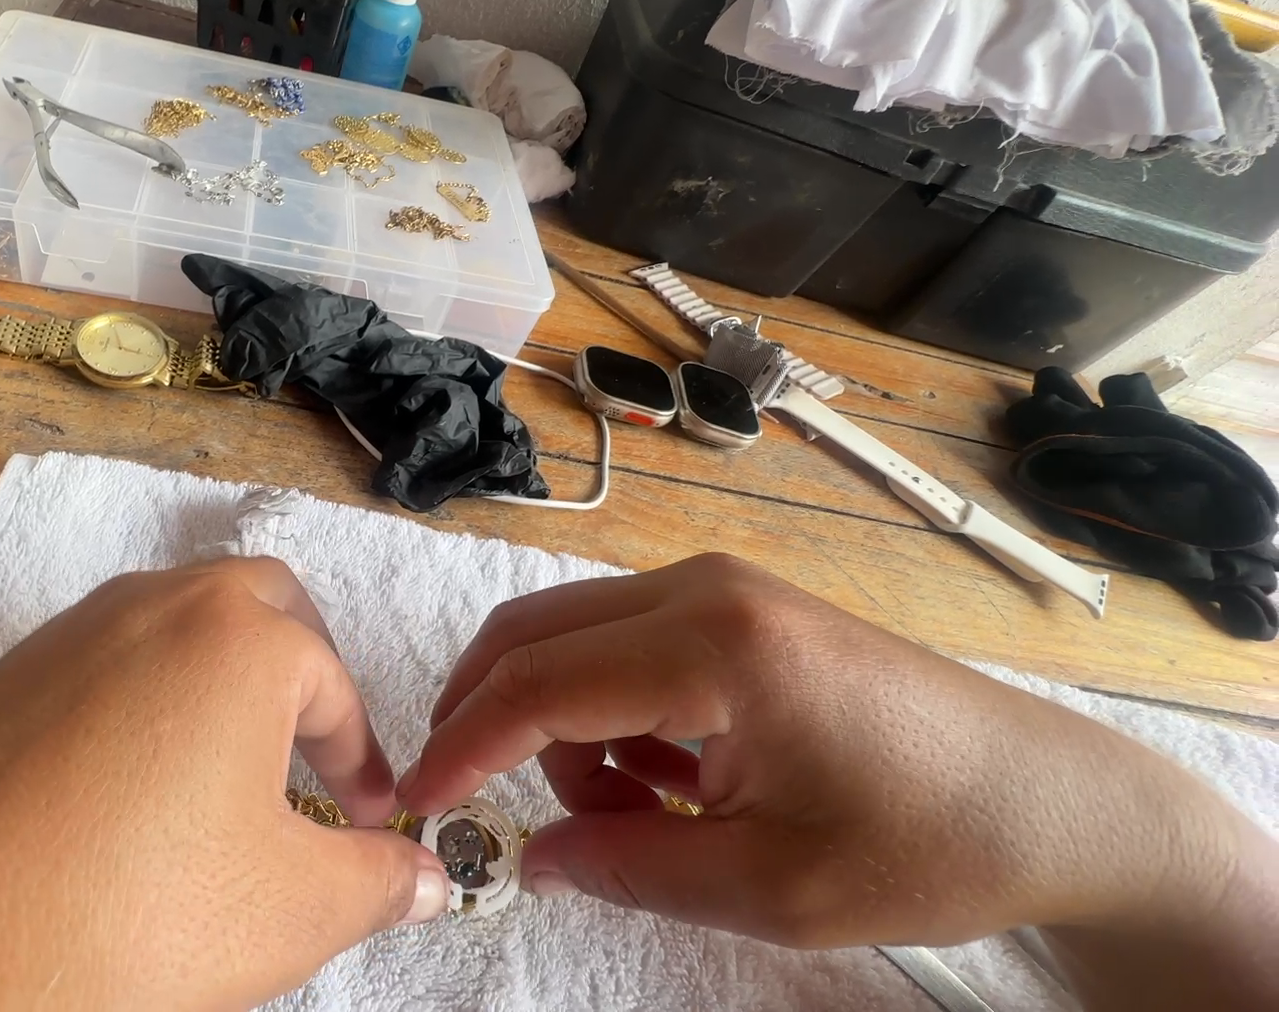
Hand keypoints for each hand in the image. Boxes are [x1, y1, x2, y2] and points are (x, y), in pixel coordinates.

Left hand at [0, 558, 451, 1010]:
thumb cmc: (138, 911)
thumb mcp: (291, 908)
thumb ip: (379, 882)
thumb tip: (433, 882)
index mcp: (244, 637)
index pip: (334, 686)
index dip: (361, 759)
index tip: (368, 820)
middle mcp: (165, 602)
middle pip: (264, 603)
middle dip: (302, 671)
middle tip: (306, 753)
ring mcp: (81, 623)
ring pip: (185, 616)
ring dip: (225, 670)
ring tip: (225, 761)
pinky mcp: (17, 663)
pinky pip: (116, 648)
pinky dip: (153, 685)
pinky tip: (131, 773)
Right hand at [398, 554, 1265, 955]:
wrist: (1052, 795)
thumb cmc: (924, 845)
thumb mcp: (767, 888)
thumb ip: (624, 867)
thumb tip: (529, 862)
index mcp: (711, 647)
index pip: (541, 685)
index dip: (465, 744)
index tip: (420, 800)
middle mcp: (693, 588)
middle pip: (530, 634)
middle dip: (484, 713)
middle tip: (470, 789)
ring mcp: (705, 584)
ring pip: (564, 636)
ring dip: (556, 725)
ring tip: (626, 811)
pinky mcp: (716, 600)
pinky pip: (610, 642)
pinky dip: (599, 710)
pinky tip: (661, 770)